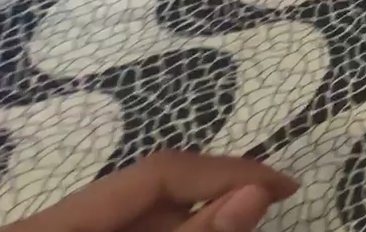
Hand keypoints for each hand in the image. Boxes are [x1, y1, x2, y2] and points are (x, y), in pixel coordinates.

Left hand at [5, 151, 297, 231]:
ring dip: (193, 219)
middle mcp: (48, 220)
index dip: (231, 172)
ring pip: (139, 213)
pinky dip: (167, 231)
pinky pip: (122, 230)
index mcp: (52, 220)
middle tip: (268, 206)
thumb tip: (262, 191)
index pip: (163, 170)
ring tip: (236, 222)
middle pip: (150, 190)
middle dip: (214, 195)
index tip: (286, 188)